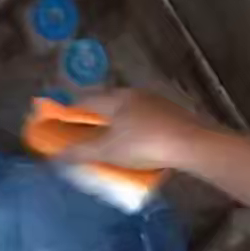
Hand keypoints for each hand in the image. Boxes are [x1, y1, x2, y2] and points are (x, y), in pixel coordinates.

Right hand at [62, 89, 226, 170]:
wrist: (192, 146)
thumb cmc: (144, 145)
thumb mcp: (107, 151)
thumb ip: (80, 152)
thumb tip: (57, 155)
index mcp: (117, 98)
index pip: (86, 99)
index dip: (71, 110)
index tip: (61, 120)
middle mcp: (136, 95)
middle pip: (108, 104)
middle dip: (95, 118)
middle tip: (86, 133)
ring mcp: (157, 104)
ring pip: (129, 112)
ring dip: (117, 125)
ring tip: (111, 142)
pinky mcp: (174, 116)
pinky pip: (146, 122)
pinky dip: (136, 132)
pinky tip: (139, 146)